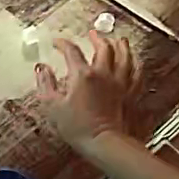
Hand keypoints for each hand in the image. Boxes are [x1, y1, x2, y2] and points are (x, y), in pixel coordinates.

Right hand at [34, 30, 140, 150]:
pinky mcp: (131, 94)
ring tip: (119, 40)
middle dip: (97, 38)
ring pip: (125, 56)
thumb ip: (45, 84)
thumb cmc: (78, 128)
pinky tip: (136, 63)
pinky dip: (136, 65)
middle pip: (104, 48)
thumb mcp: (53, 107)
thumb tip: (41, 70)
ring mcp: (120, 83)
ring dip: (121, 46)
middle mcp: (104, 74)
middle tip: (93, 35)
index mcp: (83, 75)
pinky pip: (137, 74)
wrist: (105, 144)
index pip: (72, 51)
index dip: (63, 44)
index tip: (57, 43)